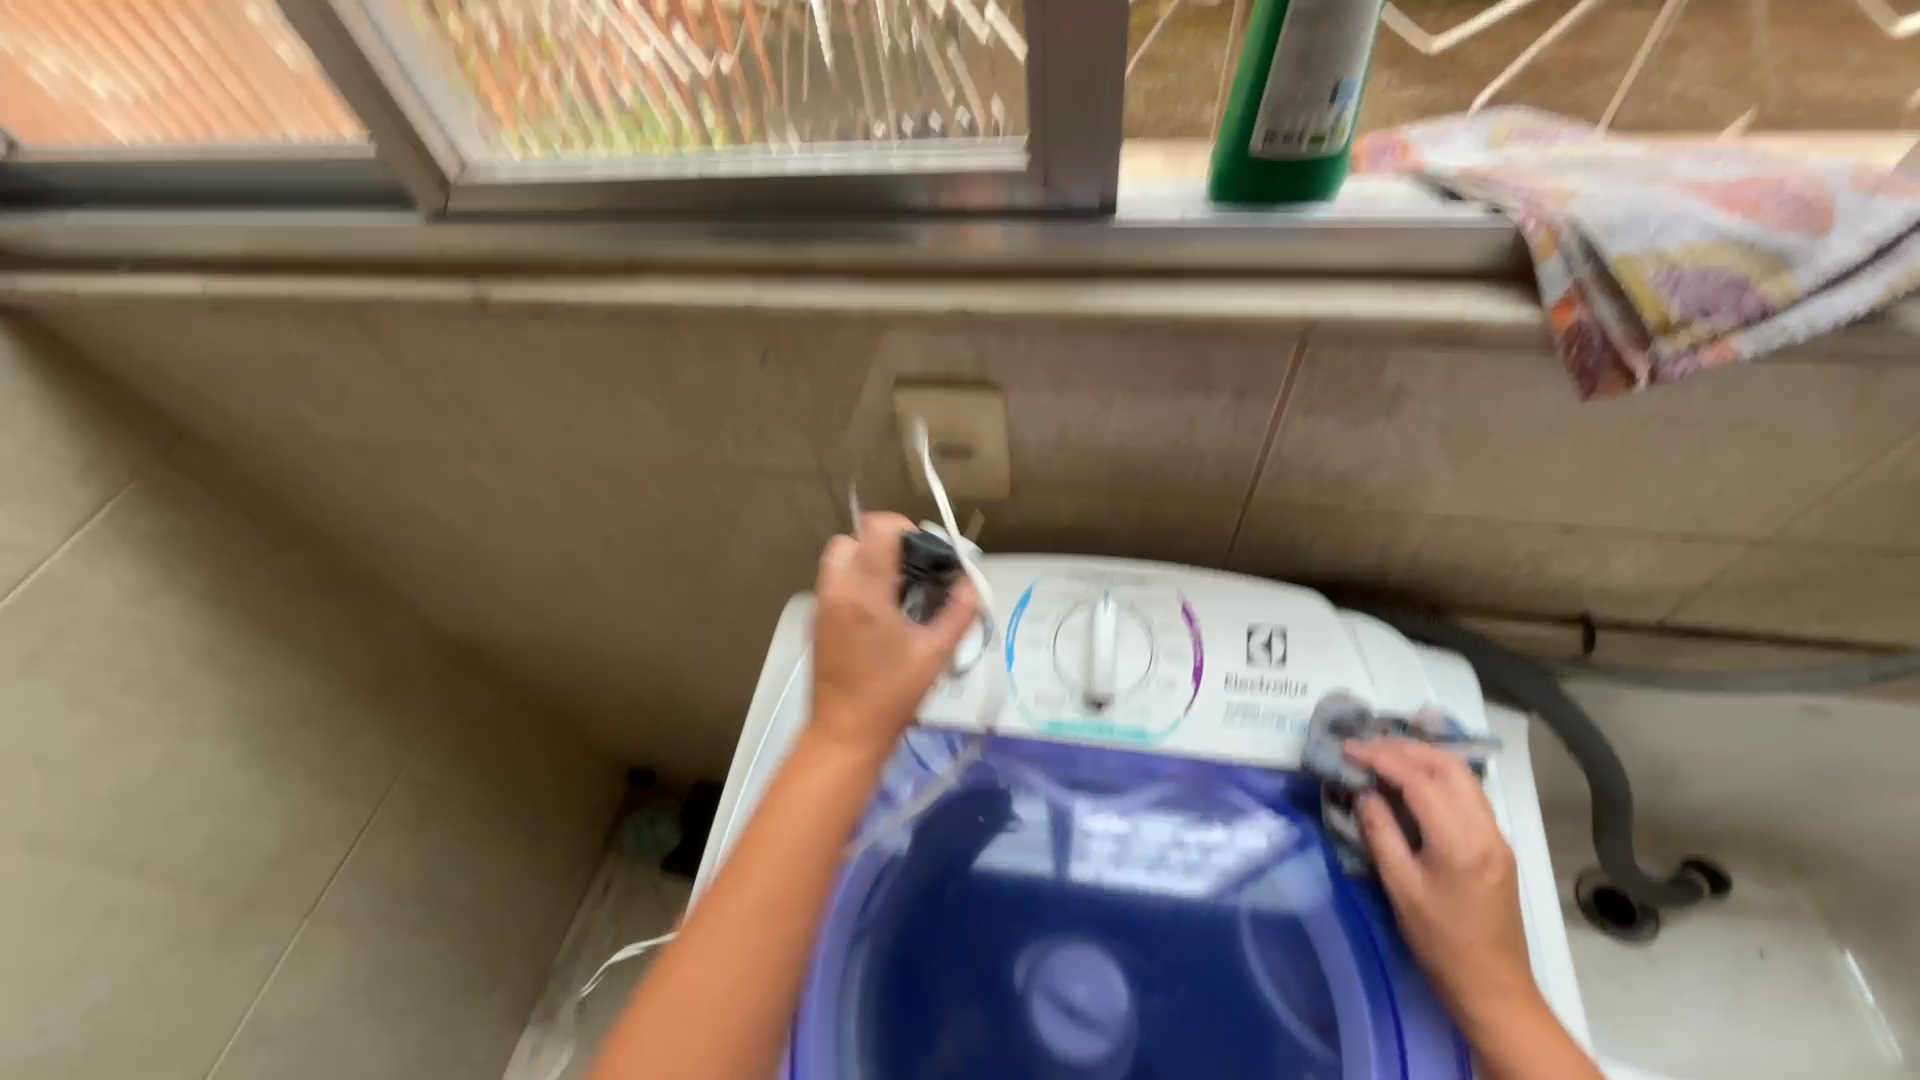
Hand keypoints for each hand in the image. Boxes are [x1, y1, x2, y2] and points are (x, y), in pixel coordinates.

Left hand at [809, 513, 978, 756]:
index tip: (924, 552)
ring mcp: (821, 606)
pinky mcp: (816, 622)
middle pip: (851, 538)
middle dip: (881, 544)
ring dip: (865, 561)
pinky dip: (854, 582)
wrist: (846, 732)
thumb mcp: (936, 653)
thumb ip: (959, 612)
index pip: (877, 528)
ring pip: (838, 559)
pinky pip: (833, 583)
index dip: (903, 528)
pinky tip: (878, 614)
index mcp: (865, 592)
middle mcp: (837, 590)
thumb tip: (973, 584)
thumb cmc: (893, 694)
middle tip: (908, 570)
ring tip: (894, 590)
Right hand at [1345, 738, 1538, 1027]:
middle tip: (1365, 745)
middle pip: (1448, 766)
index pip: (1419, 779)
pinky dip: (1437, 776)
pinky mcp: (1496, 845)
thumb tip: (1365, 792)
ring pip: (1462, 776)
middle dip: (1405, 748)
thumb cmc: (1440, 941)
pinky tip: (1412, 781)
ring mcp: (1496, 836)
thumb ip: (1380, 832)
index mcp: (1460, 840)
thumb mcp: (1399, 887)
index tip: (1348, 748)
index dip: (1381, 757)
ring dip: (1423, 758)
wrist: (1493, 985)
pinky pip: (1468, 794)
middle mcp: (1486, 829)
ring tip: (1384, 755)